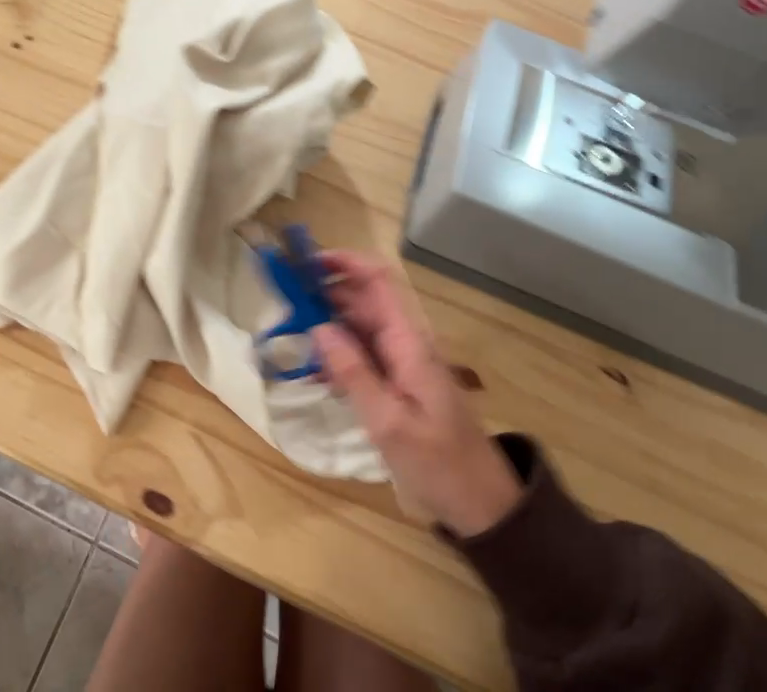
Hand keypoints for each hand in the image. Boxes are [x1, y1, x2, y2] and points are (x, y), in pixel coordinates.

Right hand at [311, 251, 521, 536]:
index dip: (343, 262)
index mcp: (410, 344)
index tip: (303, 263)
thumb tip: (318, 327)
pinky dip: (339, 357)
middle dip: (324, 295)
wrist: (482, 504)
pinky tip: (316, 375)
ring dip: (327, 328)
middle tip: (284, 307)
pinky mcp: (401, 384)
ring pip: (360, 328)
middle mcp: (408, 343)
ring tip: (291, 341)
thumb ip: (353, 373)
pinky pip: (365, 356)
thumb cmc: (438, 463)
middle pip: (364, 300)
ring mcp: (405, 364)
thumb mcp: (388, 423)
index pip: (378, 281)